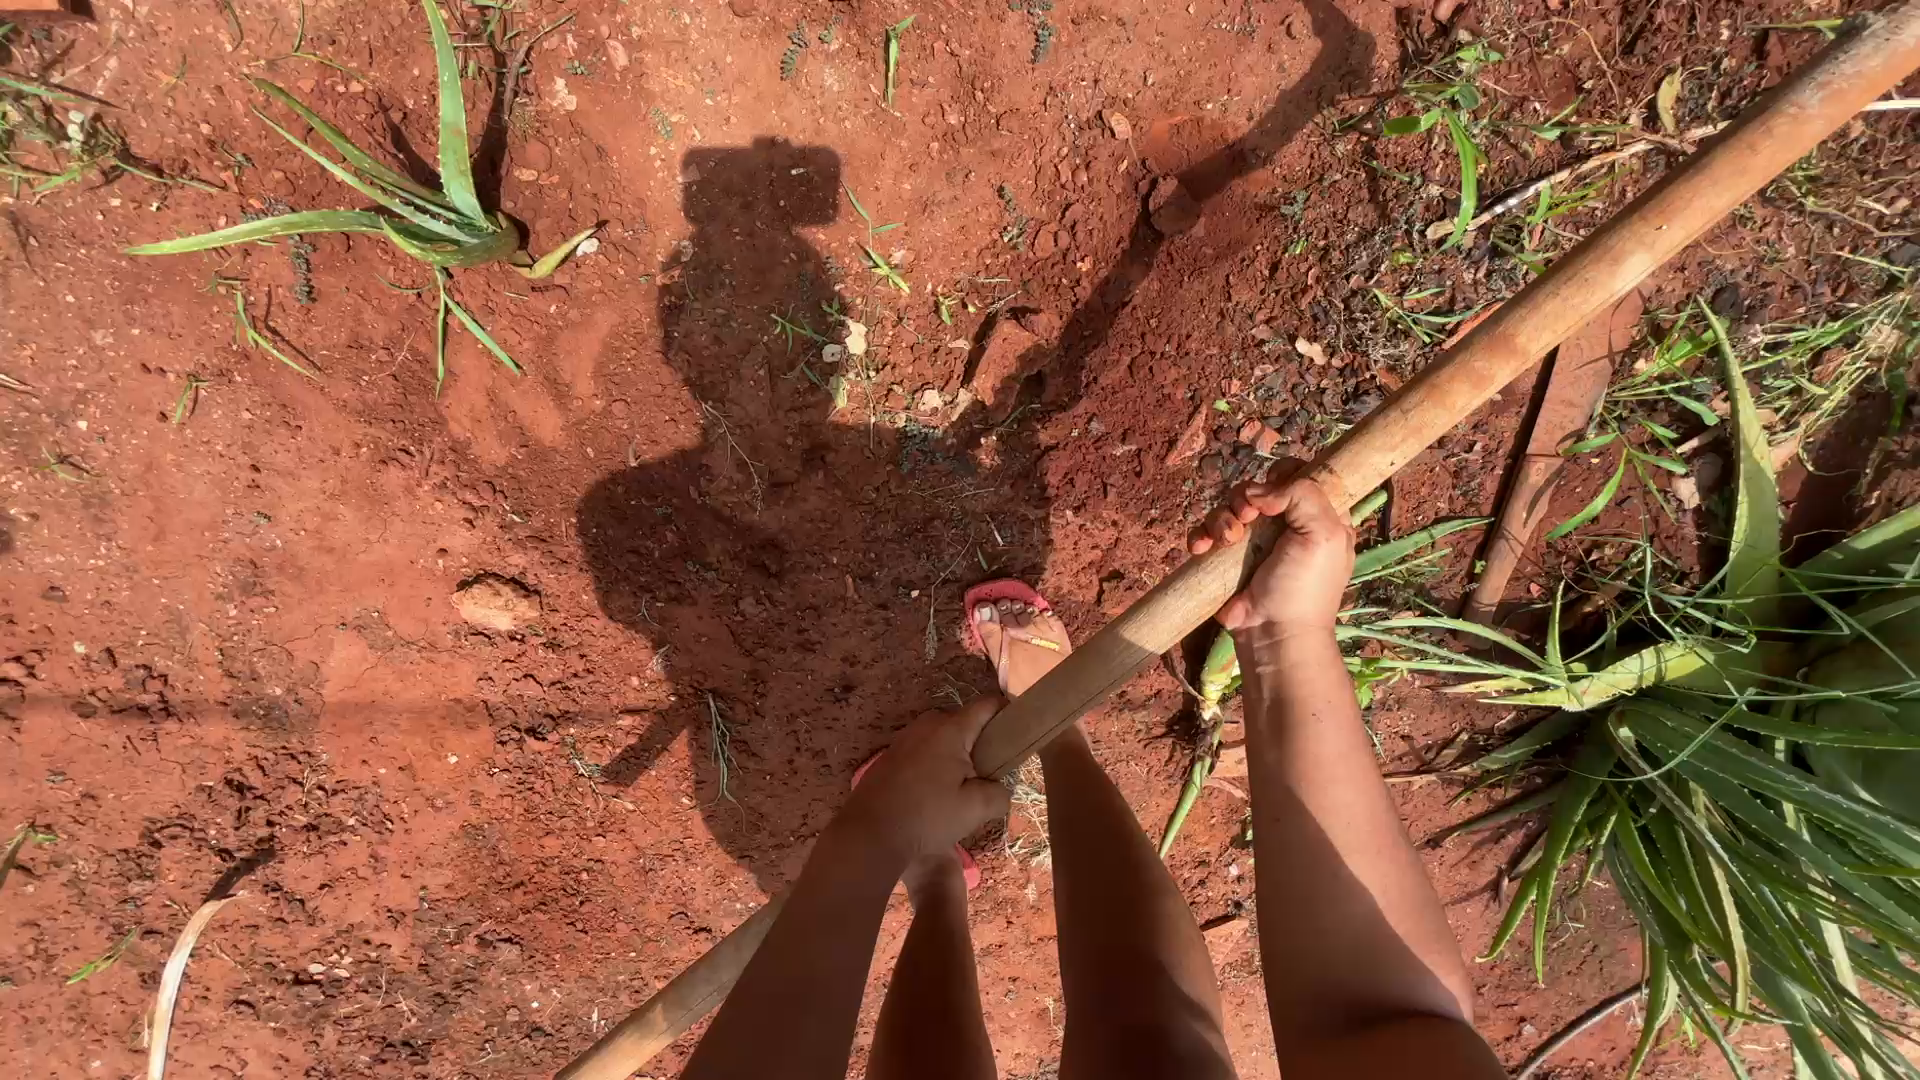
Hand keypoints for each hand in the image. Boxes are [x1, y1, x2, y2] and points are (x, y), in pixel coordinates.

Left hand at [836, 696, 1011, 866]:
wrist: (869, 832)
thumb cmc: (926, 816)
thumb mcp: (975, 809)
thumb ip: (999, 794)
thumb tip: (1001, 788)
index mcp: (951, 728)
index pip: (988, 704)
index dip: (1007, 713)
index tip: (1018, 735)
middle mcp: (927, 724)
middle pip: (965, 721)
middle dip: (981, 742)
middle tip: (990, 773)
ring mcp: (905, 737)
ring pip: (943, 737)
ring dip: (956, 755)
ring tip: (961, 788)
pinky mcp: (891, 754)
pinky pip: (924, 749)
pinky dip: (935, 763)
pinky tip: (934, 793)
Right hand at [1187, 460, 1355, 638]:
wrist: (1272, 633)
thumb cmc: (1305, 587)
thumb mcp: (1324, 535)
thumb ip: (1302, 496)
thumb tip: (1258, 492)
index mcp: (1317, 517)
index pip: (1298, 476)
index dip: (1281, 476)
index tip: (1273, 490)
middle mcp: (1283, 526)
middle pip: (1254, 490)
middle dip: (1244, 500)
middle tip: (1247, 519)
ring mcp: (1251, 543)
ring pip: (1226, 510)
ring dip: (1219, 520)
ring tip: (1225, 541)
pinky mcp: (1225, 559)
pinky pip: (1205, 534)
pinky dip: (1200, 536)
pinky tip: (1200, 549)